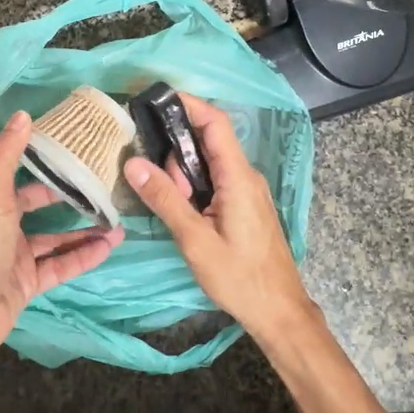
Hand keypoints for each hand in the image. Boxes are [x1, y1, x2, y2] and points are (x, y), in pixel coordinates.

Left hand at [0, 110, 124, 354]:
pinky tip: (107, 249)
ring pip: (57, 240)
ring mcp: (19, 257)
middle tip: (106, 192)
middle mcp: (7, 227)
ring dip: (85, 232)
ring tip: (117, 224)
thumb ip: (7, 157)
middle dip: (73, 201)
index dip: (51, 169)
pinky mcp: (29, 284)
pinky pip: (62, 266)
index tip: (80, 158)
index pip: (27, 180)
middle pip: (44, 209)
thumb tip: (23, 114)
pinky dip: (83, 257)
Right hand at [124, 93, 316, 341]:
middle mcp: (245, 174)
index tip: (156, 98)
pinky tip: (184, 210)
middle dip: (177, 154)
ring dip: (184, 175)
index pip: (215, 121)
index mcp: (237, 176)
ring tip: (177, 209)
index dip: (188, 103)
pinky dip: (194, 185)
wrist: (281, 314)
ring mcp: (246, 189)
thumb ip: (165, 199)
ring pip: (208, 161)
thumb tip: (133, 163)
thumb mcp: (195, 241)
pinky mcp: (244, 204)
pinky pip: (214, 178)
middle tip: (163, 187)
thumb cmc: (240, 278)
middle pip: (206, 140)